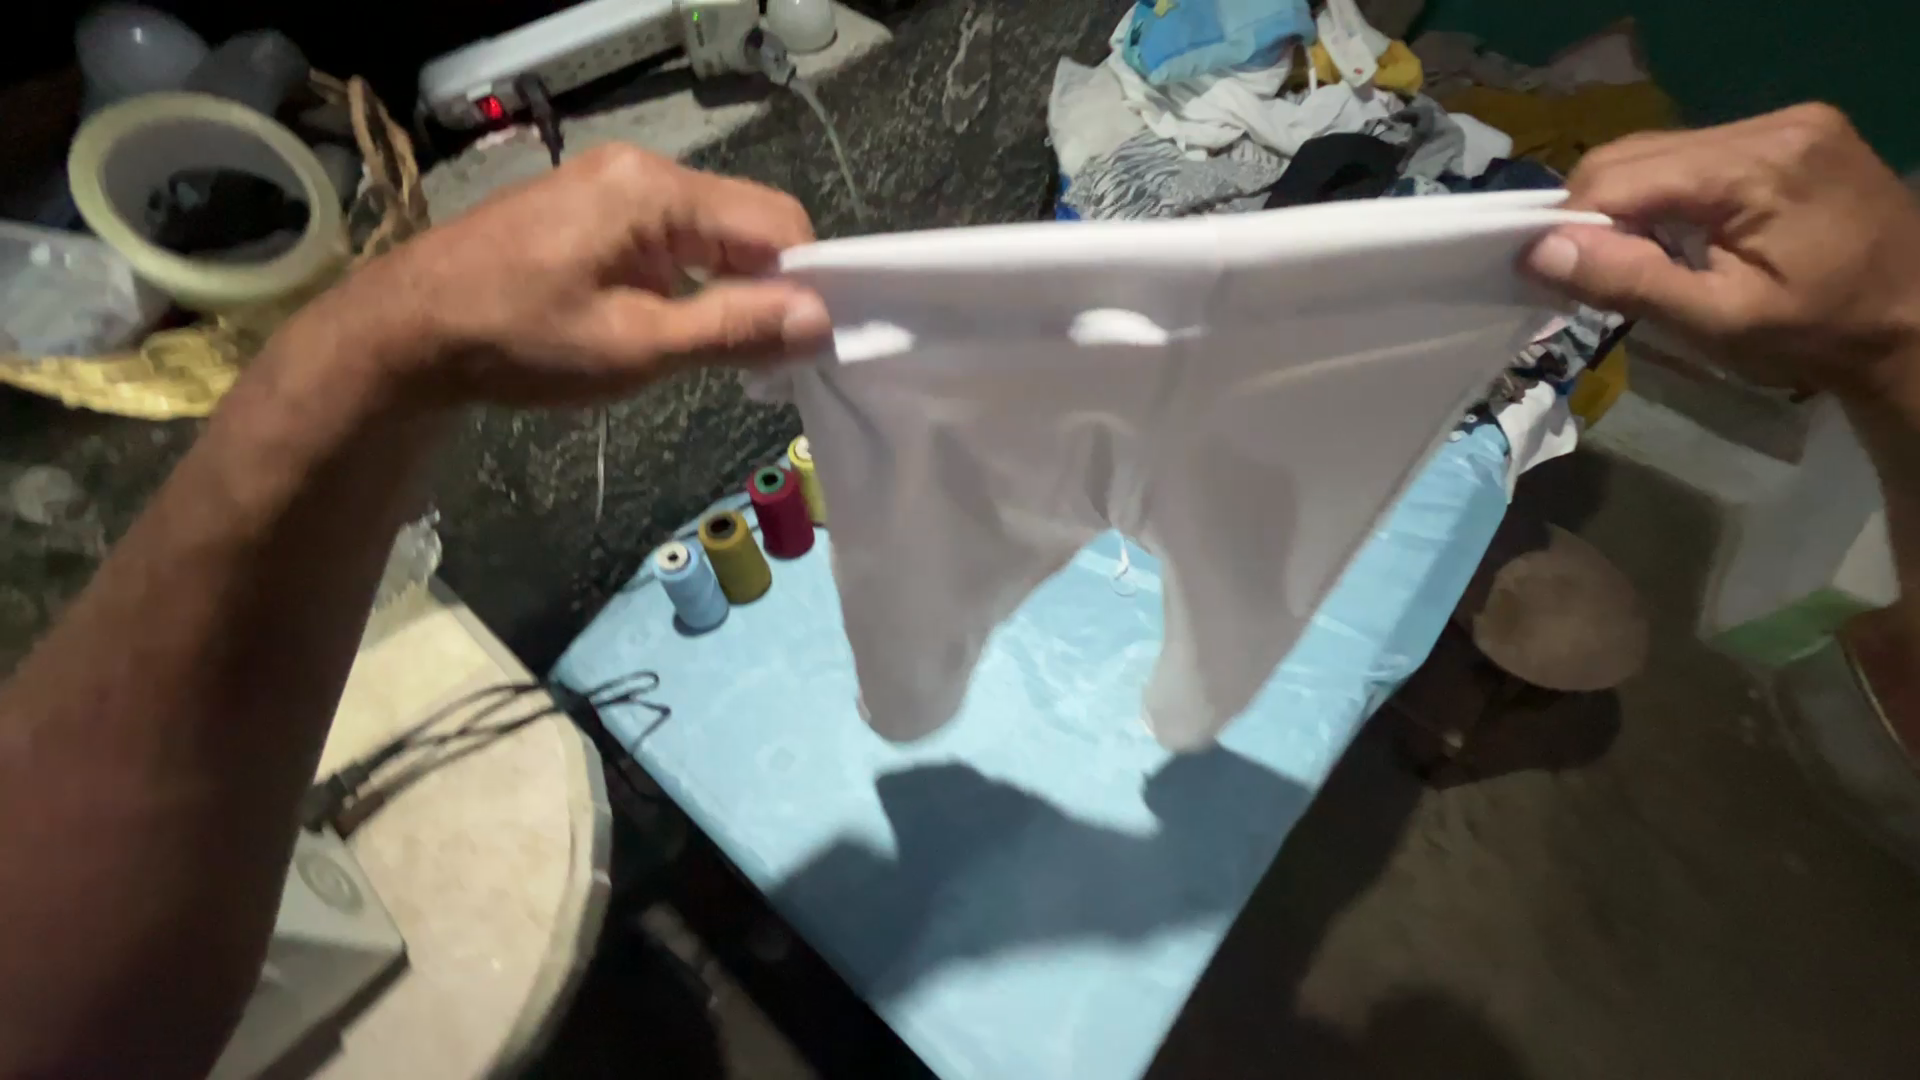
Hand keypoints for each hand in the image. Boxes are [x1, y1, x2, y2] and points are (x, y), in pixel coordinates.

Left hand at [322, 143, 831, 406]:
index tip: (813, 345)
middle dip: (778, 288)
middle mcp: (647, 174)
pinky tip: (701, 327)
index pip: (776, 224)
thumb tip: (820, 320)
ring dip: (745, 291)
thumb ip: (733, 329)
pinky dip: (709, 286)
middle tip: (779, 358)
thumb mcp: (637, 345)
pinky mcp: (608, 216)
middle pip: (753, 225)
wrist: (411, 332)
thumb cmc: (522, 340)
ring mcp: (624, 190)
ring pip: (723, 237)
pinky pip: (687, 244)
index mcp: (657, 192)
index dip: (808, 282)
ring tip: (743, 353)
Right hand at [1524, 105, 1919, 403]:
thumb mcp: (1712, 319)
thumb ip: (1626, 280)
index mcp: (1760, 165)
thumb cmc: (1812, 333)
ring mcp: (1780, 127)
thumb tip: (1535, 250)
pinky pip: (1677, 161)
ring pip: (1644, 156)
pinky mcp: (1779, 140)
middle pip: (1626, 157)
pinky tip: (1657, 239)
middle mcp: (1771, 126)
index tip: (1549, 279)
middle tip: (1585, 274)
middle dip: (1586, 216)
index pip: (1618, 178)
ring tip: (1622, 261)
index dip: (1566, 226)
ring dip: (1613, 209)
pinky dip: (1645, 201)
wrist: (1913, 323)